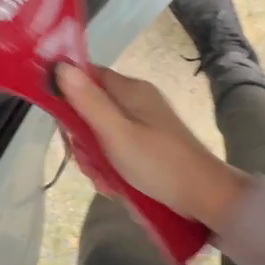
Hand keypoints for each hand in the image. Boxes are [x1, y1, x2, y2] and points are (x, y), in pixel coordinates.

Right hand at [57, 64, 246, 227]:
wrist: (205, 198)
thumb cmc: (159, 163)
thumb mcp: (116, 133)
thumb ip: (87, 101)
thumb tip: (59, 65)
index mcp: (130, 90)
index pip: (87, 76)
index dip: (68, 94)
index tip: (63, 123)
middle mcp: (136, 101)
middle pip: (90, 108)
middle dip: (82, 137)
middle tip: (88, 160)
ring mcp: (142, 124)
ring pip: (99, 133)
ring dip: (94, 157)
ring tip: (104, 179)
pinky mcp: (146, 146)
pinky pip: (115, 149)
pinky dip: (110, 166)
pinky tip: (114, 185)